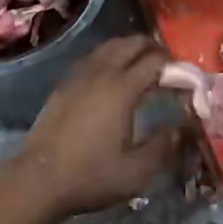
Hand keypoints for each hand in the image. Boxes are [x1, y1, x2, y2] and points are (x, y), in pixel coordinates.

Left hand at [10, 36, 182, 218]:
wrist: (38, 180)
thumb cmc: (90, 176)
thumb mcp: (135, 172)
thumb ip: (163, 146)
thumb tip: (182, 128)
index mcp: (122, 88)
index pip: (155, 61)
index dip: (173, 64)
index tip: (184, 76)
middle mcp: (102, 72)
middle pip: (132, 43)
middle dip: (153, 48)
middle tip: (167, 66)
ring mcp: (80, 74)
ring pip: (110, 45)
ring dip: (130, 48)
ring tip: (142, 65)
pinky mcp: (64, 82)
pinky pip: (93, 56)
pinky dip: (109, 56)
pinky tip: (111, 74)